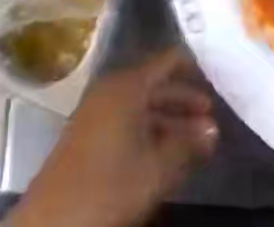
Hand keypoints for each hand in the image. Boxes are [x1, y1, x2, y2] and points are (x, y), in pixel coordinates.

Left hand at [7, 49, 217, 226]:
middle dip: (185, 100)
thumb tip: (213, 129)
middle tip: (214, 118)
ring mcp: (98, 109)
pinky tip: (168, 152)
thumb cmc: (109, 186)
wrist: (54, 218)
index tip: (218, 78)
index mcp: (127, 85)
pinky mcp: (90, 131)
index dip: (193, 68)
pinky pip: (128, 118)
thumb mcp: (156, 169)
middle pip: (156, 83)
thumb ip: (187, 145)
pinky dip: (150, 129)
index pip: (167, 61)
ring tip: (199, 140)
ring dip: (170, 119)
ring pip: (142, 104)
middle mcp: (112, 88)